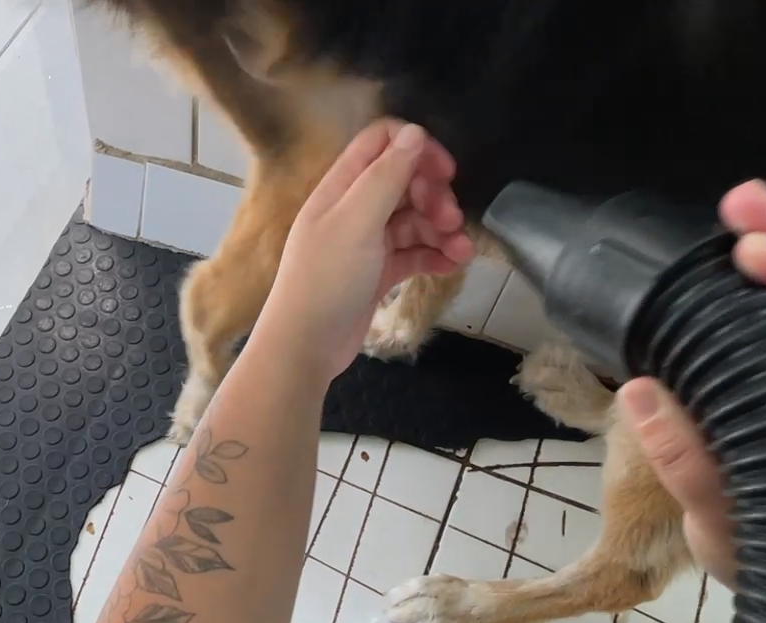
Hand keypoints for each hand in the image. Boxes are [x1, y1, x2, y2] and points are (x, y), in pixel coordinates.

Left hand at [252, 119, 475, 380]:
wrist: (304, 346)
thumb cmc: (325, 280)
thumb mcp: (356, 221)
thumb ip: (385, 176)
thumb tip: (415, 133)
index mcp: (340, 189)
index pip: (381, 143)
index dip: (417, 149)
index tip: (445, 172)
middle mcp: (352, 211)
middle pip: (404, 182)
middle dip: (433, 196)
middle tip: (451, 219)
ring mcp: (365, 244)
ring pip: (412, 221)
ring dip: (440, 229)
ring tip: (461, 249)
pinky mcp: (376, 274)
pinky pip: (412, 254)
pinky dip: (434, 255)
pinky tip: (453, 264)